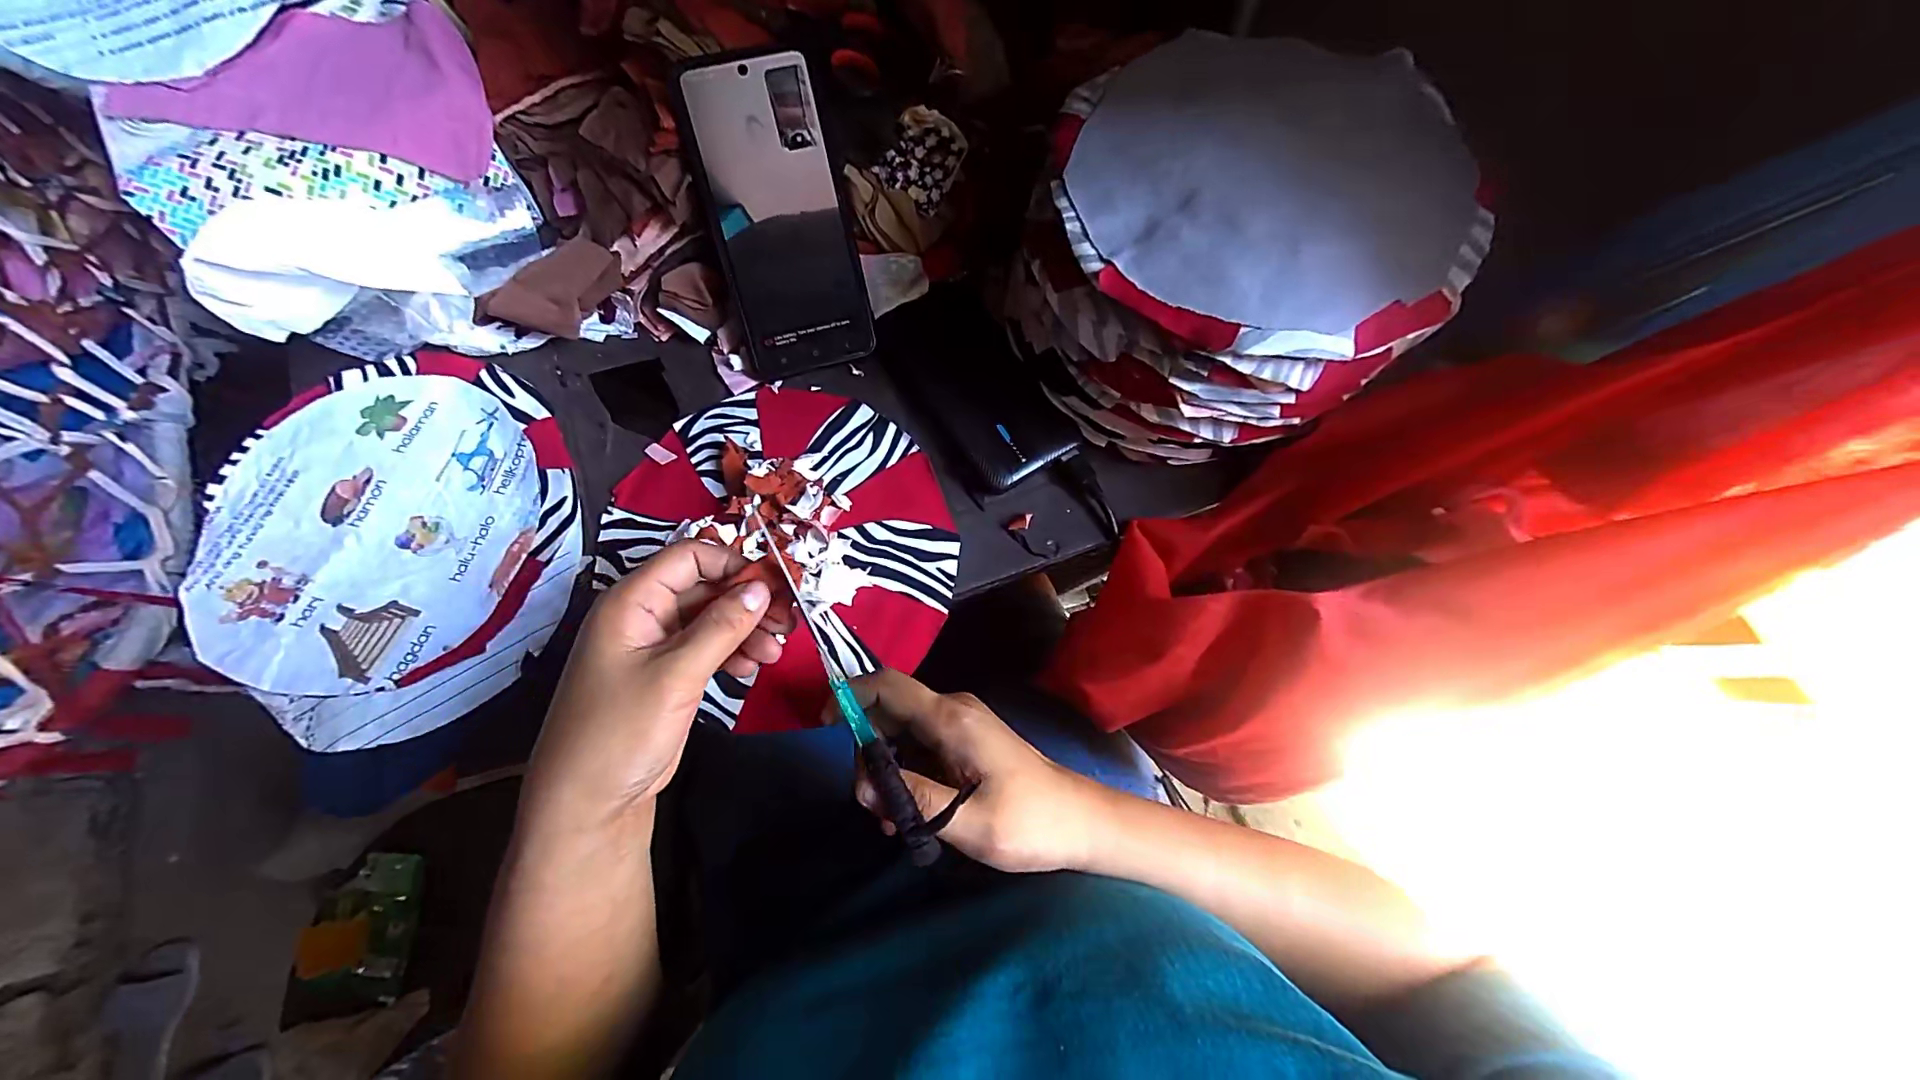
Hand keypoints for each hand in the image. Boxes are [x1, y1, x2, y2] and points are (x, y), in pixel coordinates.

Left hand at [523, 540, 794, 829]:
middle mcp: (644, 616)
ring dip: (747, 629)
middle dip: (748, 600)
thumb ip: (722, 626)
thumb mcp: (676, 674)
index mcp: (631, 602)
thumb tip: (761, 587)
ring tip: (775, 649)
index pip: (689, 557)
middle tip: (787, 619)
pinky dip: (734, 651)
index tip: (774, 584)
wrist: (589, 804)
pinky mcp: (669, 673)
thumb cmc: (618, 734)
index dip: (733, 564)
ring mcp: (657, 646)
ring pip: (712, 619)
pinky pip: (709, 647)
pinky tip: (753, 665)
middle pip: (706, 587)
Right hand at [842, 669, 1115, 872]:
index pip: (888, 685)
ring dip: (885, 771)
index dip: (850, 695)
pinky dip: (905, 775)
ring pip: (901, 734)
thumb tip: (866, 779)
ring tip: (890, 821)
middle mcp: (953, 711)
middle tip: (869, 805)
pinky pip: (920, 748)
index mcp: (952, 719)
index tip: (825, 727)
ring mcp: (961, 725)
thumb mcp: (967, 821)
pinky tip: (908, 815)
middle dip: (866, 753)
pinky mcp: (966, 743)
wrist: (1082, 822)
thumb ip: (913, 797)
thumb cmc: (1031, 822)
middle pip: (889, 712)